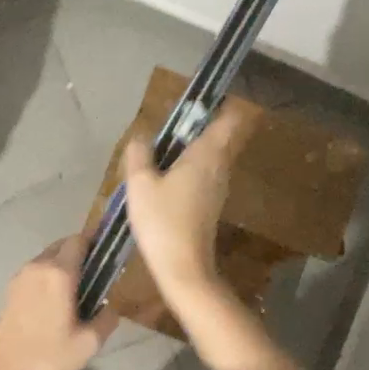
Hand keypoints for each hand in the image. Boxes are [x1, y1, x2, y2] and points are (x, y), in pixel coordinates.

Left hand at [0, 234, 118, 369]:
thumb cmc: (48, 356)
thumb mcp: (89, 343)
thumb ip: (107, 319)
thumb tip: (111, 308)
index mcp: (58, 274)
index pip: (79, 240)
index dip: (95, 244)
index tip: (107, 257)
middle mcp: (37, 267)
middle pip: (62, 246)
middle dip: (80, 255)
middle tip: (96, 278)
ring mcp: (20, 276)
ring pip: (47, 258)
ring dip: (63, 266)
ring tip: (77, 292)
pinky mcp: (10, 289)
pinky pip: (36, 272)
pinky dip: (48, 277)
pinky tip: (56, 301)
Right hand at [122, 101, 257, 299]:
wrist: (184, 268)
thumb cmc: (162, 222)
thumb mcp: (140, 185)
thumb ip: (139, 155)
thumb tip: (141, 136)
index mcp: (207, 155)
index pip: (229, 118)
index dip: (220, 104)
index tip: (200, 100)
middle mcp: (219, 167)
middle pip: (219, 137)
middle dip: (198, 127)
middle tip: (168, 129)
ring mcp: (218, 189)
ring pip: (210, 158)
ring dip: (190, 151)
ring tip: (160, 155)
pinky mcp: (211, 207)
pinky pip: (203, 177)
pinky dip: (188, 171)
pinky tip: (164, 182)